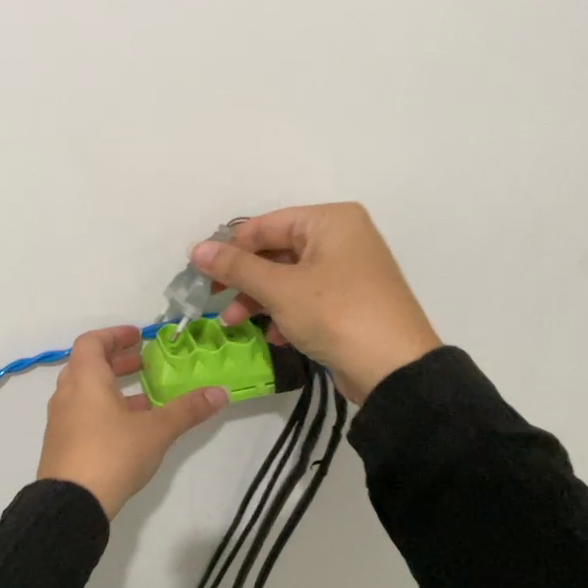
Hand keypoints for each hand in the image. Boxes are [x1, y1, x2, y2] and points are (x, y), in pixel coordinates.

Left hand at [37, 326, 227, 518]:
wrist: (71, 503)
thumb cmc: (112, 454)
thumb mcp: (156, 431)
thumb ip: (187, 410)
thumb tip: (220, 392)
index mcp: (85, 379)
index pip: (91, 342)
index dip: (114, 336)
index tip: (138, 338)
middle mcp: (66, 394)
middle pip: (87, 366)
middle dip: (117, 362)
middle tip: (144, 364)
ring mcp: (60, 421)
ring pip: (84, 393)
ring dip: (112, 389)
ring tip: (145, 399)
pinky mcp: (60, 444)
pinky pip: (81, 415)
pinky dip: (103, 411)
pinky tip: (128, 430)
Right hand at [191, 203, 440, 401]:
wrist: (391, 366)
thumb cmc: (334, 313)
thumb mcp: (279, 289)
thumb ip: (235, 267)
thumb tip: (197, 249)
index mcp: (330, 221)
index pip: (265, 225)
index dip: (229, 249)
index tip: (199, 275)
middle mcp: (341, 238)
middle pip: (275, 251)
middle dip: (243, 279)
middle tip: (213, 302)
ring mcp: (346, 271)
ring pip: (287, 278)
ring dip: (258, 300)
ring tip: (234, 324)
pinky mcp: (347, 301)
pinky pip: (304, 298)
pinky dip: (282, 314)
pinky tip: (272, 336)